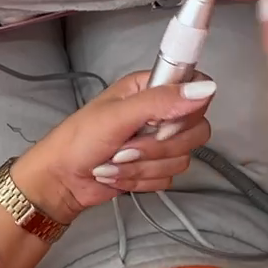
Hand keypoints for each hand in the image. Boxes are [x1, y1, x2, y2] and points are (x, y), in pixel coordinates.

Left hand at [10, 73, 216, 224]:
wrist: (62, 179)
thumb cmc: (79, 139)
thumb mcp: (117, 116)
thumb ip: (159, 101)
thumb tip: (205, 88)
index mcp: (150, 88)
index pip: (198, 89)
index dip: (187, 112)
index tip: (160, 126)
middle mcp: (160, 112)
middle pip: (196, 130)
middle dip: (156, 148)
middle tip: (124, 147)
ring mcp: (160, 141)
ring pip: (182, 159)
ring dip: (142, 166)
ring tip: (114, 161)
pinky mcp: (157, 167)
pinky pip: (170, 178)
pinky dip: (141, 179)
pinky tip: (118, 174)